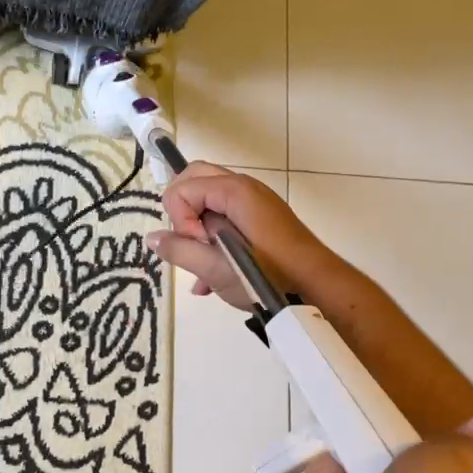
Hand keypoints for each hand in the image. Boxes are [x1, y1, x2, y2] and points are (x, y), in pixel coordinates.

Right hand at [147, 162, 345, 309]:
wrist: (319, 290)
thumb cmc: (270, 277)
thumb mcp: (218, 269)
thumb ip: (181, 251)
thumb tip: (152, 238)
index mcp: (235, 190)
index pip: (182, 188)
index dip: (179, 219)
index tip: (196, 247)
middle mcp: (244, 188)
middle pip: (194, 182)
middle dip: (182, 216)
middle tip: (190, 247)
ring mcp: (253, 203)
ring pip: (208, 204)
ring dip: (196, 234)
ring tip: (200, 272)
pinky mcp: (260, 221)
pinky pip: (225, 219)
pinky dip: (213, 241)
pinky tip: (210, 281)